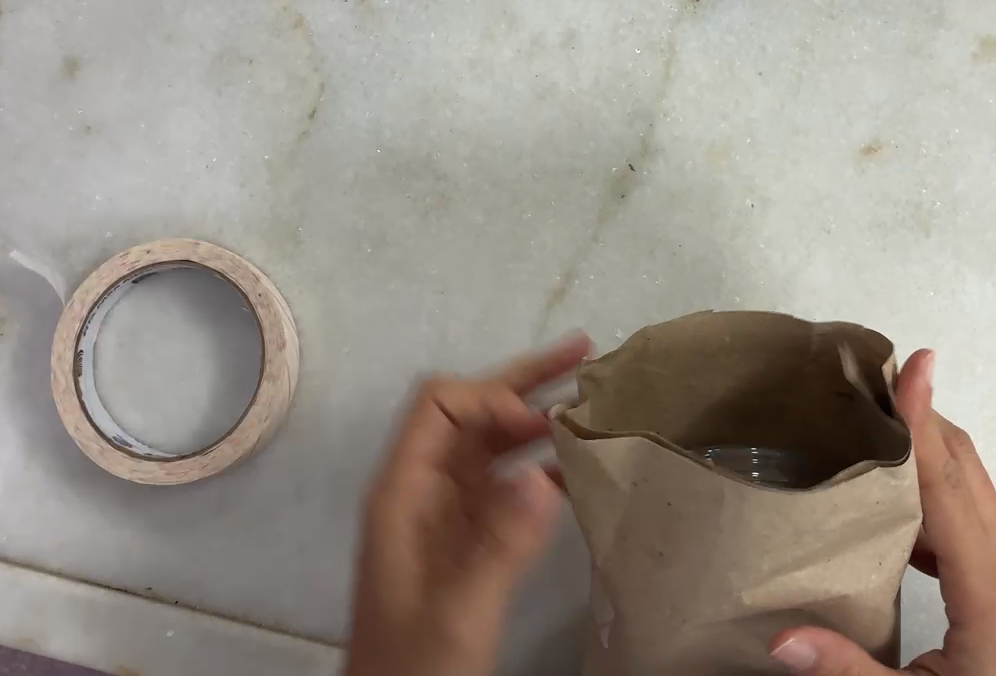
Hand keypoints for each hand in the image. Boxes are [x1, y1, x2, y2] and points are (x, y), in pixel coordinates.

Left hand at [345, 333, 592, 675]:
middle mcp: (427, 484)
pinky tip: (580, 459)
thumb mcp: (456, 613)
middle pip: (472, 410)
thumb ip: (500, 546)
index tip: (539, 425)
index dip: (489, 399)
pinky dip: (543, 462)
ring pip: (494, 440)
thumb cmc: (413, 666)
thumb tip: (547, 472)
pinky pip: (508, 480)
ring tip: (590, 392)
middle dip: (524, 379)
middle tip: (582, 351)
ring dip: (539, 415)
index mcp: (405, 489)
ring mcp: (450, 507)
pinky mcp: (472, 532)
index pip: (440, 405)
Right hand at [770, 350, 995, 675]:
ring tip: (862, 416)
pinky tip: (882, 488)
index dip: (924, 419)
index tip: (913, 363)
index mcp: (988, 583)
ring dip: (921, 437)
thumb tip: (777, 638)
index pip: (948, 480)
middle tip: (860, 376)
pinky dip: (926, 474)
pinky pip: (963, 502)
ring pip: (966, 476)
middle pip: (961, 461)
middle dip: (917, 410)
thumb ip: (848, 669)